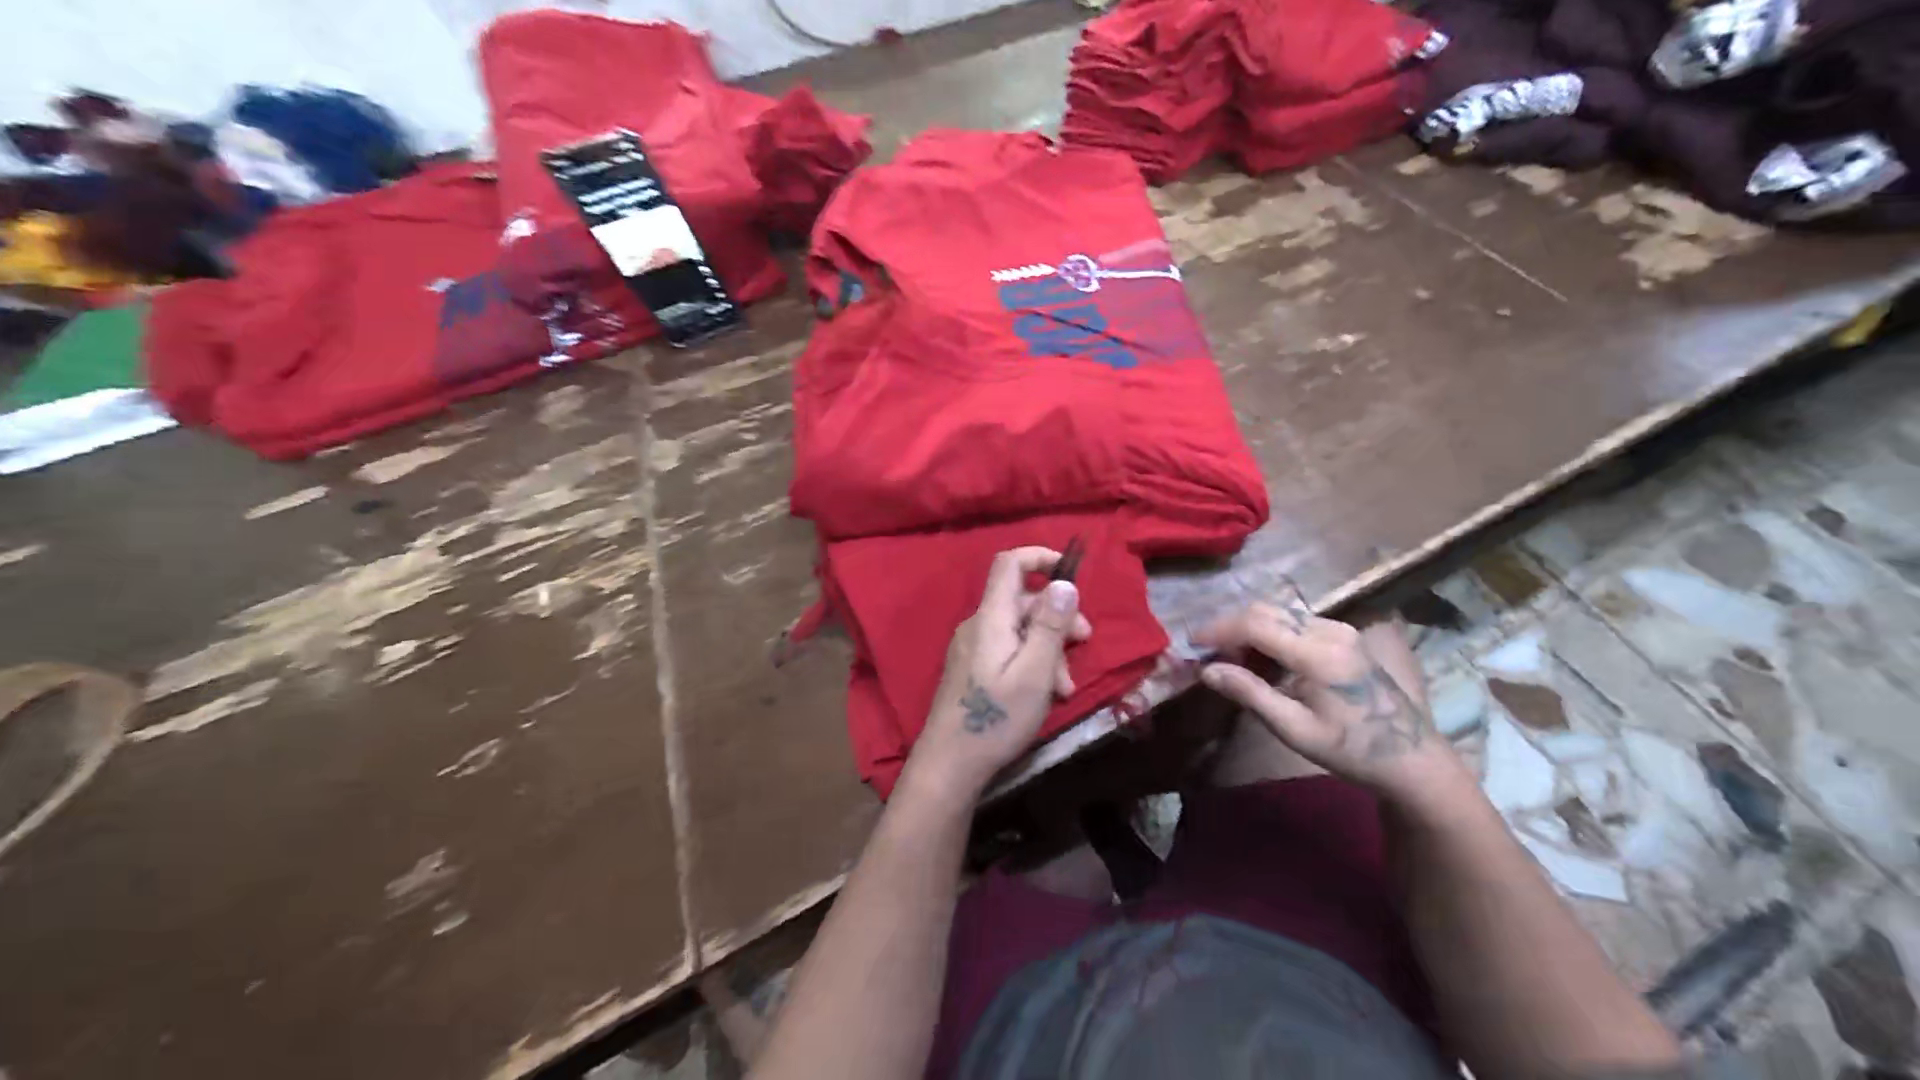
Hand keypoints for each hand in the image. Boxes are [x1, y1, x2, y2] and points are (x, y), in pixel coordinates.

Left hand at [901, 547, 1090, 804]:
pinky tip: (1045, 693)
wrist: (950, 763)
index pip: (1009, 564)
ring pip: (1019, 630)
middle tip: (1085, 644)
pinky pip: (1007, 649)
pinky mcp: (972, 668)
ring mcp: (972, 647)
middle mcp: (978, 625)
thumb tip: (1065, 583)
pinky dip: (1031, 662)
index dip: (1040, 556)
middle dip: (1058, 618)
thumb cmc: (997, 718)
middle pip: (1022, 601)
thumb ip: (1050, 626)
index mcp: (991, 618)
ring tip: (1064, 686)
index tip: (1071, 574)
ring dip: (1048, 648)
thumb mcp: (1035, 672)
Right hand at [1193, 587, 1468, 807]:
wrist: (1411, 757)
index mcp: (1319, 654)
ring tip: (1233, 660)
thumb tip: (1206, 671)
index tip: (1192, 643)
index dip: (1218, 629)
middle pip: (1266, 610)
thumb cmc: (1350, 749)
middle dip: (1231, 627)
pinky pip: (1295, 622)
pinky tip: (1263, 660)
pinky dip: (1270, 633)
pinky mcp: (1344, 635)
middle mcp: (1331, 631)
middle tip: (1209, 654)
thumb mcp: (1294, 729)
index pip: (1255, 624)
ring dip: (1250, 630)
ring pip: (1279, 613)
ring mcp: (1340, 630)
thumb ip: (1250, 694)